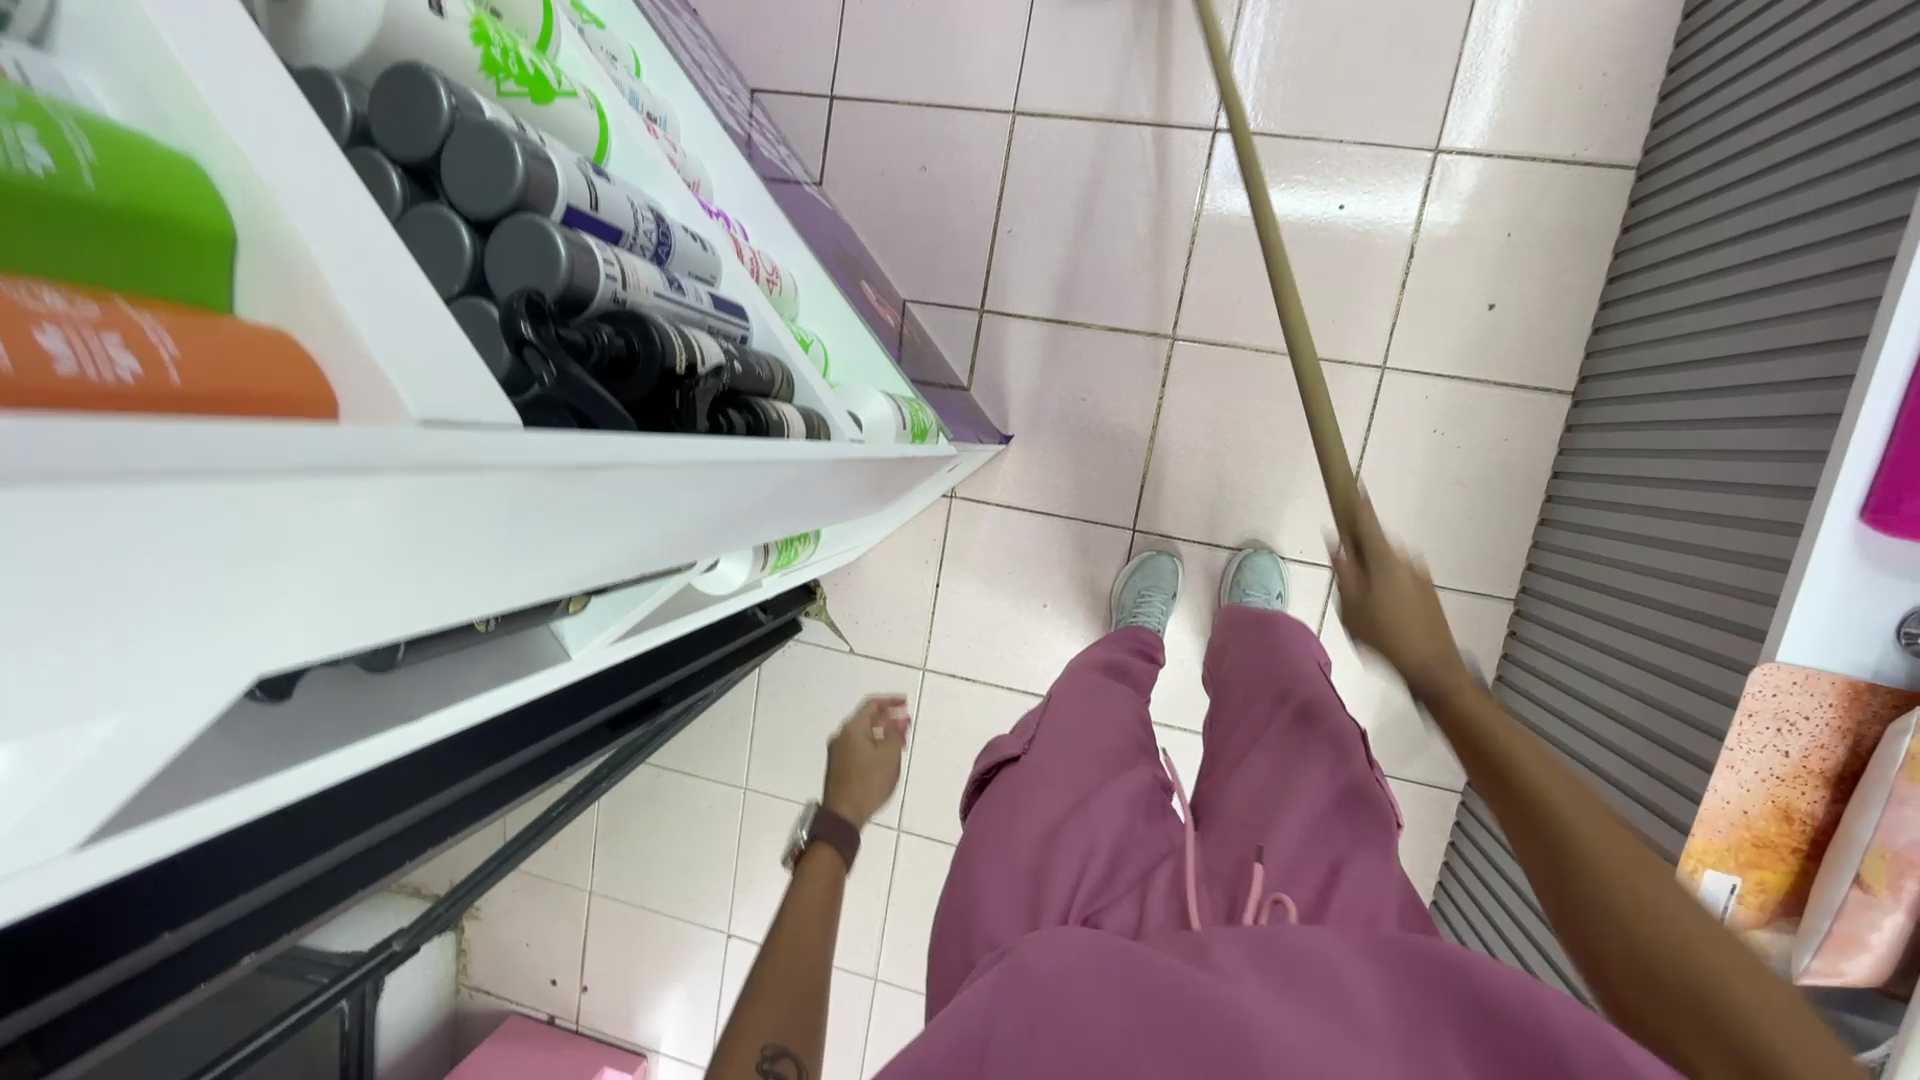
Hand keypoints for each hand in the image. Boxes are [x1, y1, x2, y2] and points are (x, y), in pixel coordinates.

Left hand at [822, 695, 909, 827]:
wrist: (842, 815)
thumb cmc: (869, 783)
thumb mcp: (889, 757)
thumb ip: (895, 734)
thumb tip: (900, 718)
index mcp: (852, 728)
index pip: (872, 705)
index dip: (891, 701)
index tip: (906, 703)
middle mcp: (841, 735)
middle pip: (866, 718)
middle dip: (887, 718)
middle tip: (905, 723)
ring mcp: (837, 750)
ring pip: (862, 733)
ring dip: (881, 732)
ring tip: (899, 741)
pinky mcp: (837, 764)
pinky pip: (857, 745)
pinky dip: (872, 743)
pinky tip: (884, 755)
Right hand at [1331, 494, 1472, 703]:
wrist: (1432, 665)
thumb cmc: (1383, 635)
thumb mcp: (1350, 605)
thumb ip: (1343, 571)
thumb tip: (1336, 543)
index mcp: (1383, 558)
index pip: (1366, 519)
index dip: (1356, 501)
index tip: (1349, 482)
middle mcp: (1405, 558)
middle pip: (1374, 543)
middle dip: (1357, 553)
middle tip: (1344, 581)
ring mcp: (1420, 573)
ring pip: (1386, 562)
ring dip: (1371, 573)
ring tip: (1362, 607)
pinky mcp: (1428, 590)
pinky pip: (1398, 577)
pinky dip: (1385, 585)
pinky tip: (1381, 614)